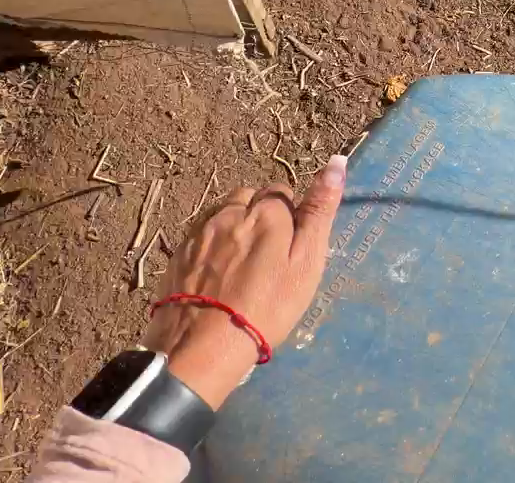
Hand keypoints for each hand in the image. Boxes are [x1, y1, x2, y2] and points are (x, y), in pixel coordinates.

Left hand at [142, 154, 346, 407]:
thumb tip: (337, 162)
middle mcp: (230, 213)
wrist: (200, 352)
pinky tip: (218, 271)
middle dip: (260, 213)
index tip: (291, 243)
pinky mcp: (177, 255)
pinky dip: (213, 243)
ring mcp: (199, 233)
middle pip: (249, 197)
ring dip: (235, 225)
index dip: (290, 214)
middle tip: (269, 252)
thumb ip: (320, 209)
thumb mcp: (307, 260)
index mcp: (266, 211)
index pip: (282, 191)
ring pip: (224, 214)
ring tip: (242, 261)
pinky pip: (202, 234)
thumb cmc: (267, 305)